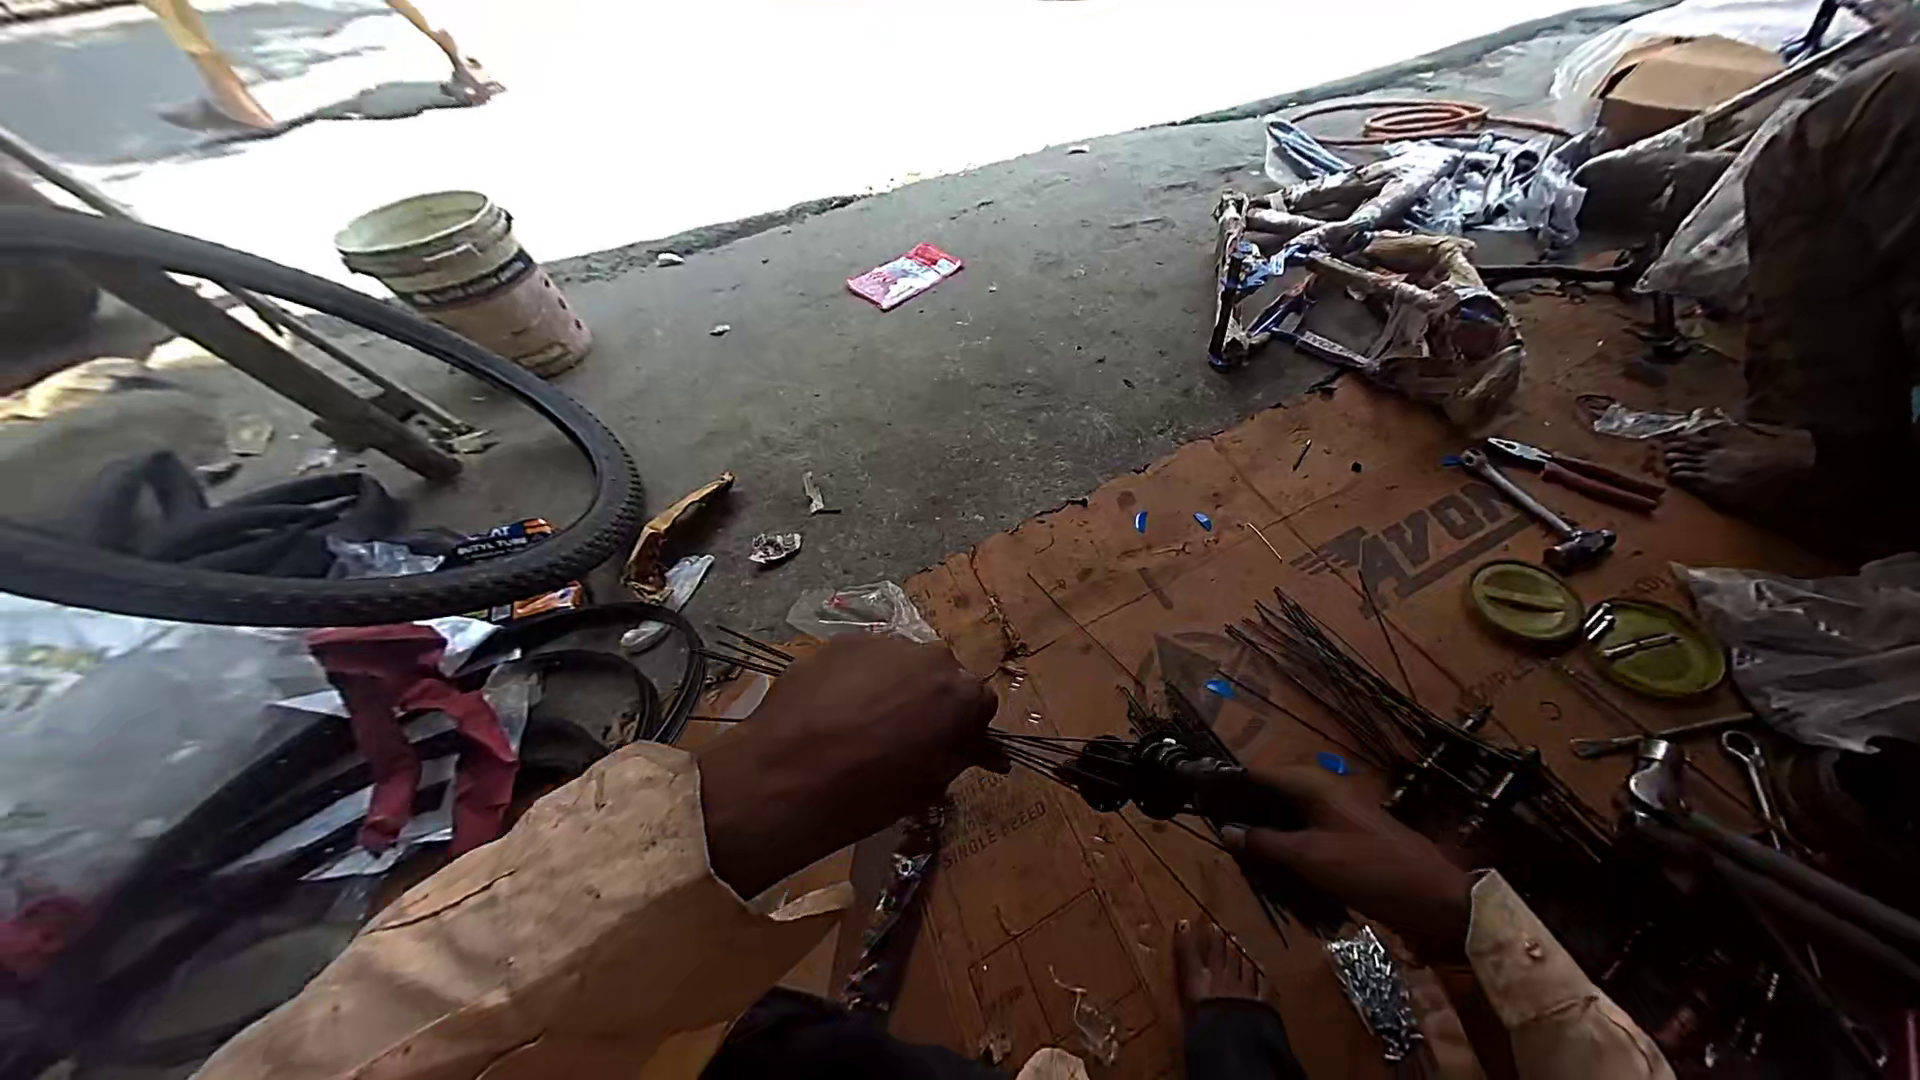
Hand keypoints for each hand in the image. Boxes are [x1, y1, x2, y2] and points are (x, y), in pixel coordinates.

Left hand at [698, 635, 998, 897]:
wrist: (788, 773)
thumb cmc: (869, 791)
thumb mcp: (929, 784)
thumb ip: (960, 755)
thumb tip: (986, 751)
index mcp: (961, 692)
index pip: (980, 704)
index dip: (963, 726)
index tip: (945, 746)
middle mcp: (931, 655)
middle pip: (941, 676)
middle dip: (929, 700)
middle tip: (903, 735)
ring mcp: (885, 643)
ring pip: (901, 663)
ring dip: (894, 685)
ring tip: (862, 721)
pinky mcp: (844, 641)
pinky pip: (865, 659)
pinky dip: (858, 678)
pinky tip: (835, 709)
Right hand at [1222, 764, 1472, 960]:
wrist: (1440, 901)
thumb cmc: (1372, 870)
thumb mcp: (1311, 859)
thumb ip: (1264, 843)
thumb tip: (1224, 830)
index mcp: (1309, 782)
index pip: (1254, 773)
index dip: (1226, 786)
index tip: (1201, 803)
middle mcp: (1318, 788)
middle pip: (1266, 792)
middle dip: (1242, 812)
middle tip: (1218, 834)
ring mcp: (1332, 810)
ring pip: (1283, 813)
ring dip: (1263, 831)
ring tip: (1240, 852)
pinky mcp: (1342, 832)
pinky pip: (1300, 829)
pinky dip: (1283, 842)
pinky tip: (1272, 863)